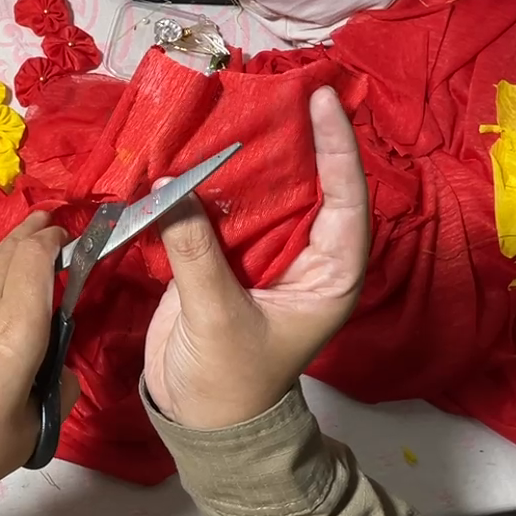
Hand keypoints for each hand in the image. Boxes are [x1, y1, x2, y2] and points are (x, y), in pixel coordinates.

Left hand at [0, 212, 78, 505]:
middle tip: (53, 222)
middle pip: (9, 251)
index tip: (73, 235)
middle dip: (33, 231)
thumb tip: (54, 369)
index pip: (35, 260)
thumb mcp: (35, 426)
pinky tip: (5, 288)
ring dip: (13, 250)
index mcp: (15, 329)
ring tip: (32, 244)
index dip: (55, 240)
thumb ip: (56, 388)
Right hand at [145, 86, 369, 429]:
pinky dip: (196, 193)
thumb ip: (197, 253)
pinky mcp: (218, 265)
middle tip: (267, 97)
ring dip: (235, 166)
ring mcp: (257, 261)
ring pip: (255, 201)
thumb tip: (169, 188)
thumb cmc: (229, 379)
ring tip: (222, 119)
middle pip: (302, 191)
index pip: (345, 202)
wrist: (196, 417)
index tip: (321, 102)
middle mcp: (299, 261)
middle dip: (286, 146)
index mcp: (328, 277)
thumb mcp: (220, 317)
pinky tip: (180, 164)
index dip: (337, 150)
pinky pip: (212, 218)